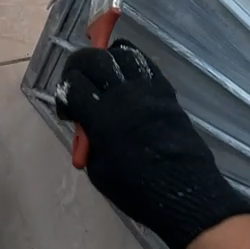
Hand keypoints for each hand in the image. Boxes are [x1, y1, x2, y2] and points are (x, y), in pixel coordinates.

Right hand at [55, 39, 249, 248]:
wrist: (185, 194)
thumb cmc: (137, 191)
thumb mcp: (99, 170)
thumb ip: (89, 140)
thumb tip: (87, 124)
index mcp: (101, 119)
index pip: (72, 86)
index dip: (64, 93)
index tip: (68, 108)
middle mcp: (122, 97)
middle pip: (93, 60)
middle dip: (79, 64)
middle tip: (77, 76)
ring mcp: (146, 91)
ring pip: (121, 54)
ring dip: (107, 57)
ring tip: (103, 70)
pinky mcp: (166, 92)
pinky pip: (146, 64)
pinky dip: (131, 61)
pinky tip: (126, 72)